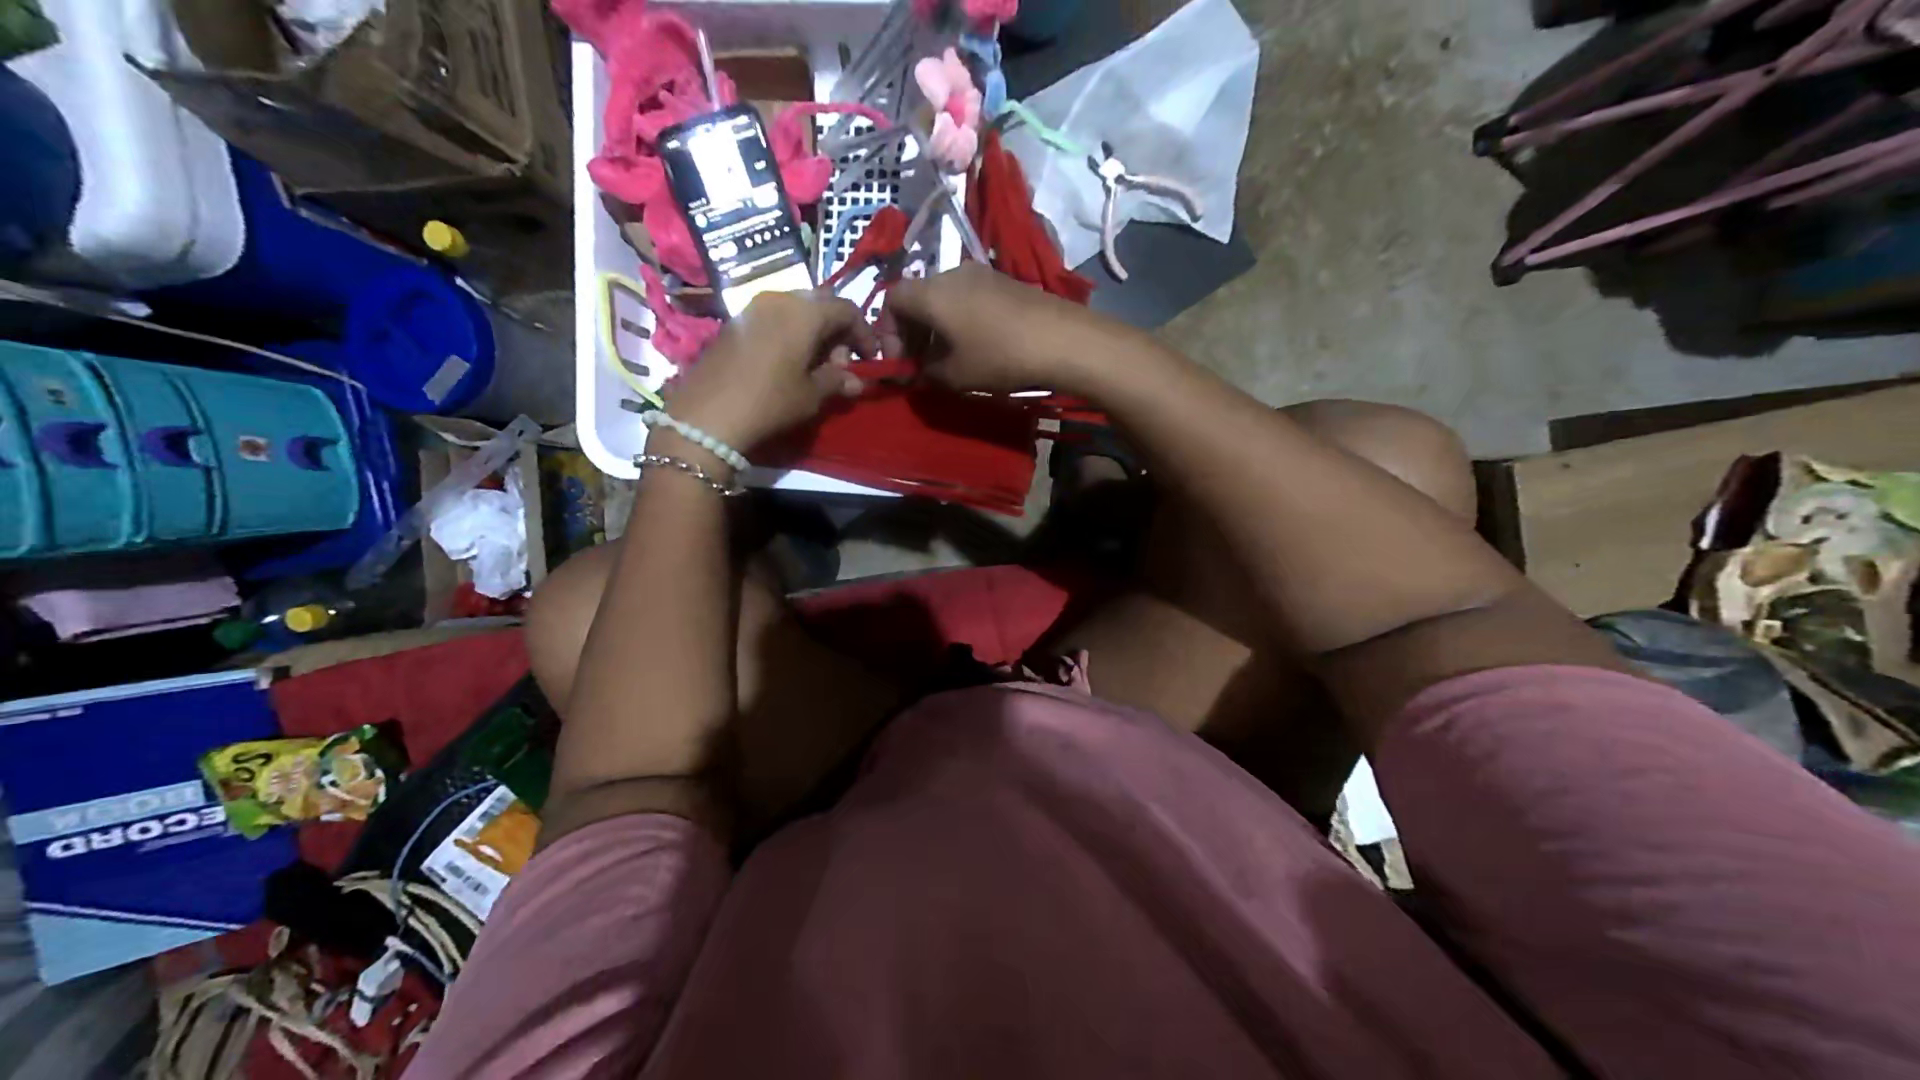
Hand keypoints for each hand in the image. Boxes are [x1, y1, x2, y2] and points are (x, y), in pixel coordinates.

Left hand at [665, 290, 877, 451]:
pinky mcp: (734, 323)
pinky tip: (788, 364)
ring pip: (795, 311)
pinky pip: (773, 320)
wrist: (707, 416)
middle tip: (841, 365)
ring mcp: (753, 308)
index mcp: (805, 311)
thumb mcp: (811, 395)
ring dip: (813, 334)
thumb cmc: (770, 401)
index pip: (846, 309)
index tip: (869, 359)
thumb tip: (857, 381)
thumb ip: (838, 380)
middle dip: (837, 332)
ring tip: (816, 368)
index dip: (864, 333)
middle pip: (820, 305)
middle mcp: (779, 298)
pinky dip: (790, 335)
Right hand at [880, 264, 1110, 393]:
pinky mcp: (1004, 282)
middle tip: (919, 364)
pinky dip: (958, 320)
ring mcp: (981, 274)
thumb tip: (918, 371)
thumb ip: (925, 373)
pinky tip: (974, 346)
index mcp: (931, 292)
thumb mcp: (953, 375)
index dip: (887, 333)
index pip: (890, 300)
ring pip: (943, 298)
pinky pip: (967, 298)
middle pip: (917, 297)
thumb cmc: (998, 356)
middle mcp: (951, 273)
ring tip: (947, 359)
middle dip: (911, 331)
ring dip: (936, 327)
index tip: (901, 363)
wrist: (1062, 339)